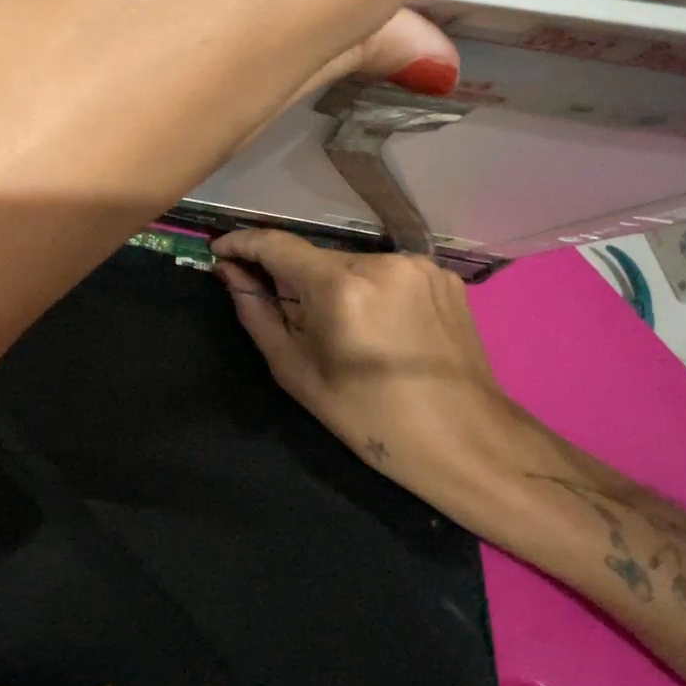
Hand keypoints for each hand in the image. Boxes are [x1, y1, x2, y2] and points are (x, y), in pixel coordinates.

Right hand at [211, 229, 531, 494]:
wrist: (466, 442)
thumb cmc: (368, 416)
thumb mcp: (294, 370)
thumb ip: (256, 312)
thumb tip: (229, 271)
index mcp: (341, 287)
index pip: (276, 245)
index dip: (242, 243)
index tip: (219, 250)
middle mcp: (381, 263)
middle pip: (313, 257)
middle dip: (289, 277)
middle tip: (281, 313)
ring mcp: (418, 267)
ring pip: (349, 264)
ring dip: (329, 285)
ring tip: (335, 328)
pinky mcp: (443, 277)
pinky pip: (383, 273)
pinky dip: (366, 290)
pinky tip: (373, 326)